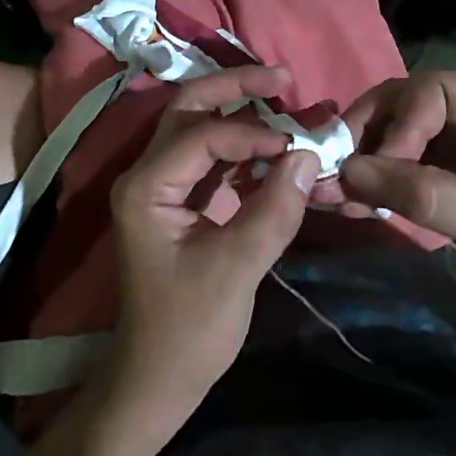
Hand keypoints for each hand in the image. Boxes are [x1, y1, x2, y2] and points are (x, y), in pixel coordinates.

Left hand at [110, 67, 319, 404]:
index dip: (252, 133)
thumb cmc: (189, 329)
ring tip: (286, 100)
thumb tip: (309, 155)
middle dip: (235, 88)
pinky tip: (275, 147)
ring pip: (199, 129)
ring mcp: (161, 186)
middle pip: (189, 109)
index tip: (297, 146)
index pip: (202, 135)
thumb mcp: (236, 269)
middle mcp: (147, 174)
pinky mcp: (179, 201)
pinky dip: (242, 148)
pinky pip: (210, 158)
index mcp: (146, 187)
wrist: (157, 378)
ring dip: (241, 114)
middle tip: (283, 77)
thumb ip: (273, 210)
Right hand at [340, 72, 455, 378]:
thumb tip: (343, 171)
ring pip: (401, 139)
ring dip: (366, 163)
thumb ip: (414, 191)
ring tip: (331, 190)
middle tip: (333, 165)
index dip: (396, 123)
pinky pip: (406, 170)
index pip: (431, 90)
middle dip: (370, 136)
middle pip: (409, 108)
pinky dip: (378, 185)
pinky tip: (350, 202)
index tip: (370, 166)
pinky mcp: (455, 179)